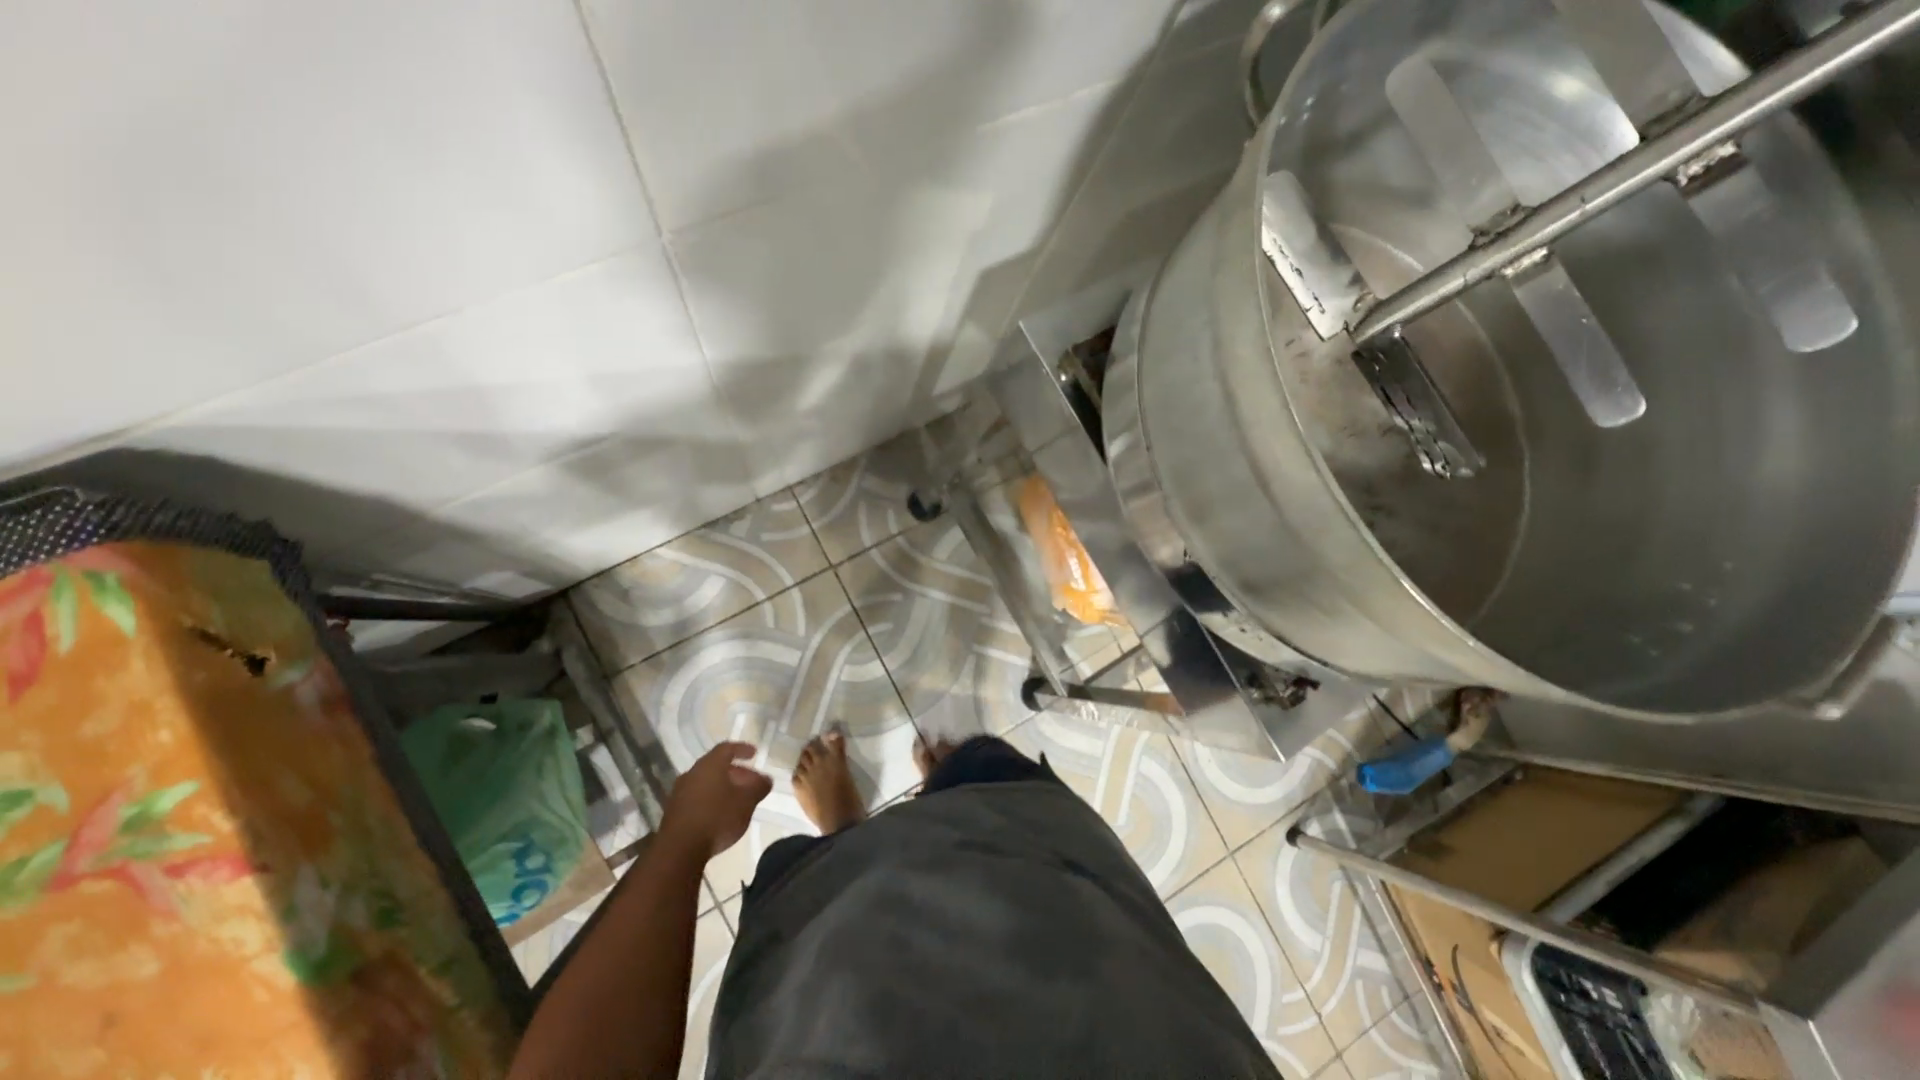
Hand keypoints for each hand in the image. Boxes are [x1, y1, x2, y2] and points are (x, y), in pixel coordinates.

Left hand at [660, 742, 771, 858]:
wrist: (680, 849)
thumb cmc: (717, 817)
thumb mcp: (747, 801)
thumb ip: (758, 787)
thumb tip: (766, 779)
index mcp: (710, 765)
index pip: (727, 748)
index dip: (742, 749)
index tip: (754, 754)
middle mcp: (692, 773)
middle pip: (716, 767)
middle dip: (736, 773)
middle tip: (751, 783)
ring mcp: (680, 793)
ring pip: (706, 783)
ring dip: (723, 788)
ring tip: (738, 800)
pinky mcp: (674, 811)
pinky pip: (697, 798)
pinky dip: (712, 800)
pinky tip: (721, 815)